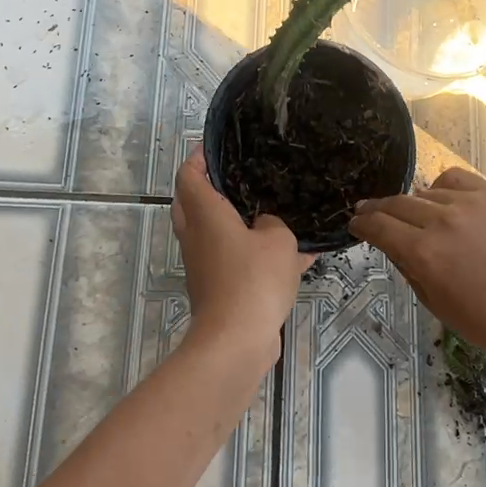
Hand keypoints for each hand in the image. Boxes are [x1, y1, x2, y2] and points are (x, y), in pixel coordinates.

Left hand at [172, 148, 312, 366]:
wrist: (236, 340)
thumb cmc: (253, 279)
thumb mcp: (278, 239)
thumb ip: (273, 223)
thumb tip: (265, 227)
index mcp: (205, 214)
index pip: (189, 175)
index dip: (199, 157)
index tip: (217, 146)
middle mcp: (196, 236)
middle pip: (191, 203)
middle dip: (209, 186)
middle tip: (240, 175)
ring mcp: (203, 265)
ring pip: (212, 233)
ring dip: (232, 221)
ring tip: (268, 211)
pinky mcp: (216, 289)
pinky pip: (233, 260)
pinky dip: (254, 253)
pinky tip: (296, 256)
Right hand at [348, 168, 485, 365]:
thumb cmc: (482, 319)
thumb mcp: (432, 301)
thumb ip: (406, 265)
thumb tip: (390, 242)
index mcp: (424, 253)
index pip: (379, 227)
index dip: (361, 224)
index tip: (355, 223)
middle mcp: (442, 221)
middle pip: (396, 204)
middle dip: (378, 210)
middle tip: (368, 212)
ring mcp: (469, 204)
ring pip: (424, 193)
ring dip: (412, 204)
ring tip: (412, 213)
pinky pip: (454, 180)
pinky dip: (442, 188)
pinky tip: (442, 200)